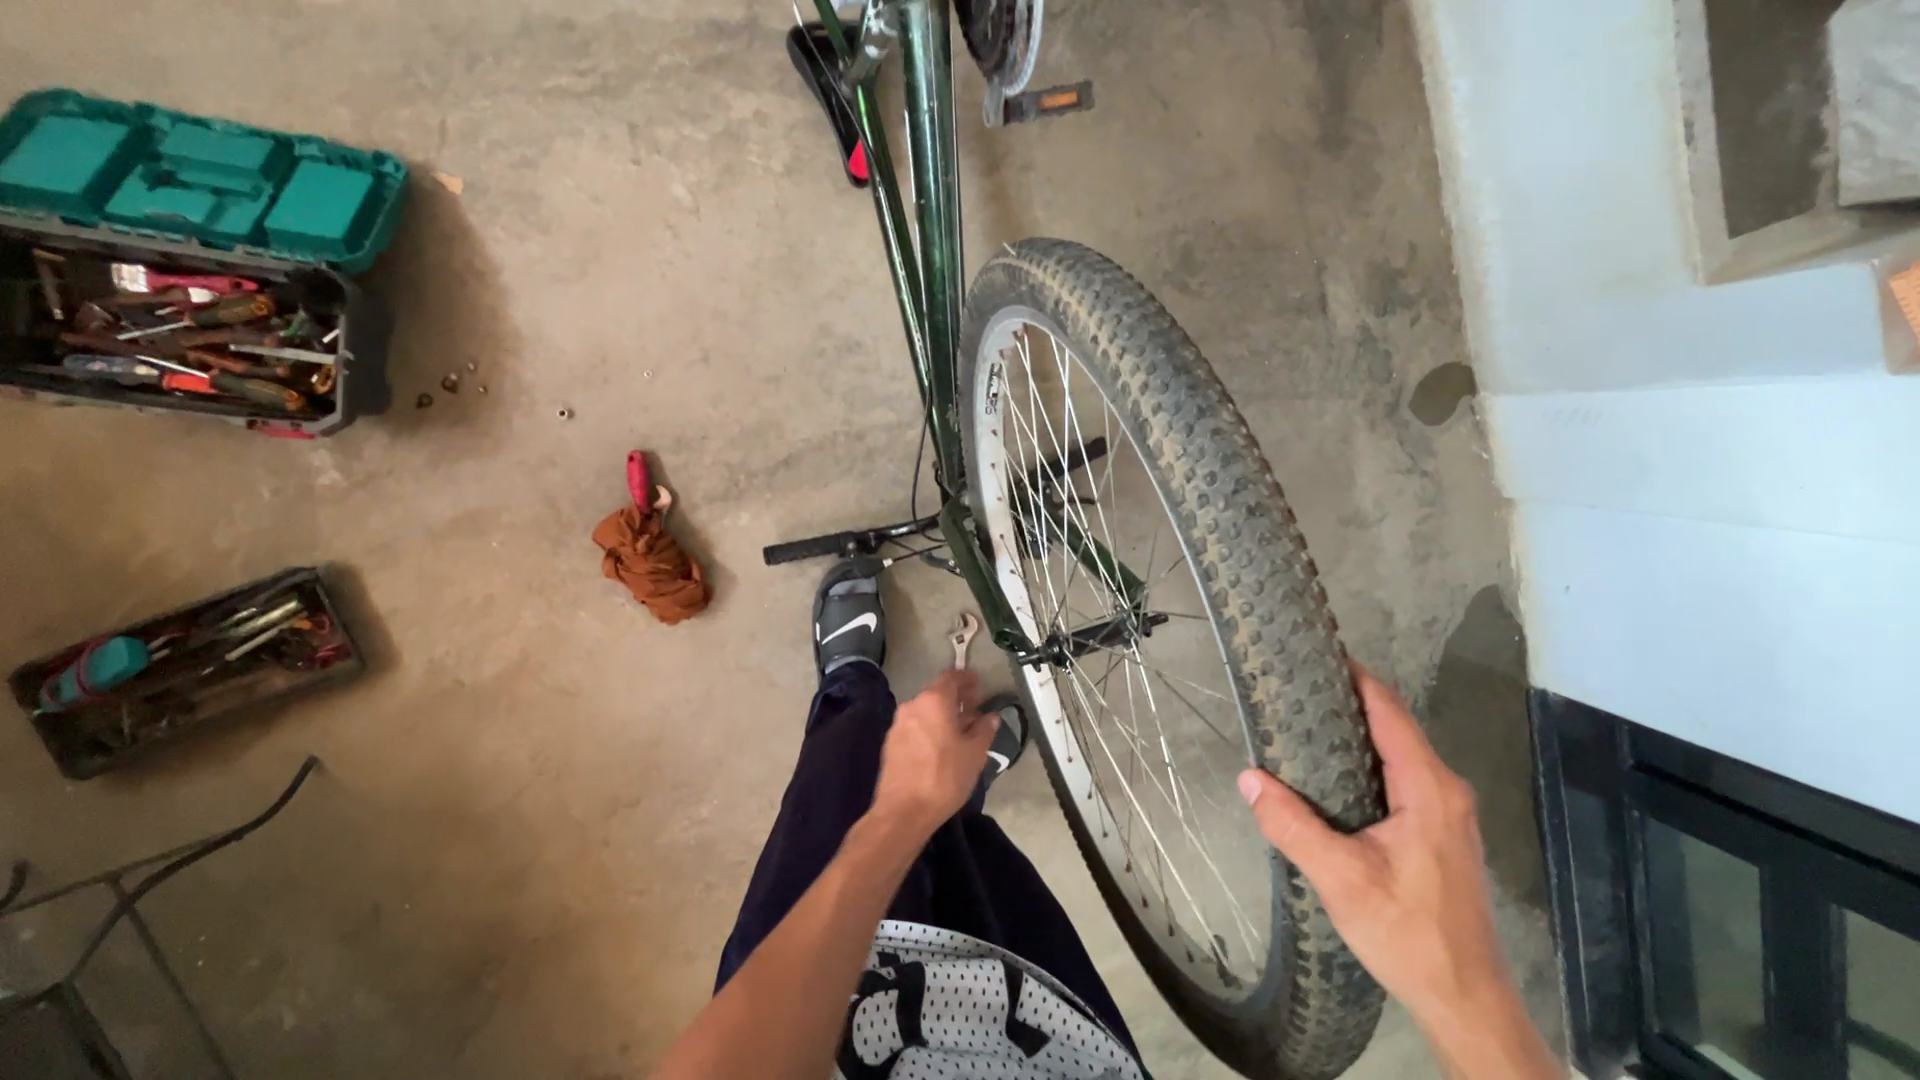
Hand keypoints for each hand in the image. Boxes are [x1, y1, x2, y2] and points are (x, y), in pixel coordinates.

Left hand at [871, 670, 996, 833]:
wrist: (903, 811)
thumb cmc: (944, 777)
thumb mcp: (974, 754)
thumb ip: (984, 730)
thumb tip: (991, 717)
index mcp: (933, 701)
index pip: (951, 678)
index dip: (966, 679)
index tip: (978, 684)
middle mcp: (912, 706)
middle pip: (937, 694)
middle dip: (956, 700)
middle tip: (974, 709)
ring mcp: (898, 725)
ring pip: (925, 712)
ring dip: (943, 716)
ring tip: (961, 731)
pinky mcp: (890, 744)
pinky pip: (915, 727)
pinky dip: (929, 729)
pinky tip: (941, 746)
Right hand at [1236, 666, 1512, 1027]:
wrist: (1466, 998)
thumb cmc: (1408, 934)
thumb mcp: (1340, 879)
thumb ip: (1292, 825)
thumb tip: (1249, 777)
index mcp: (1428, 789)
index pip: (1390, 712)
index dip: (1356, 678)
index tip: (1316, 653)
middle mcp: (1446, 790)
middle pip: (1395, 727)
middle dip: (1348, 702)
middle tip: (1294, 688)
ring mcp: (1449, 813)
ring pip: (1399, 754)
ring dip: (1357, 734)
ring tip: (1303, 724)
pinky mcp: (1442, 834)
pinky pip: (1403, 779)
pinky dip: (1368, 762)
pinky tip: (1332, 775)